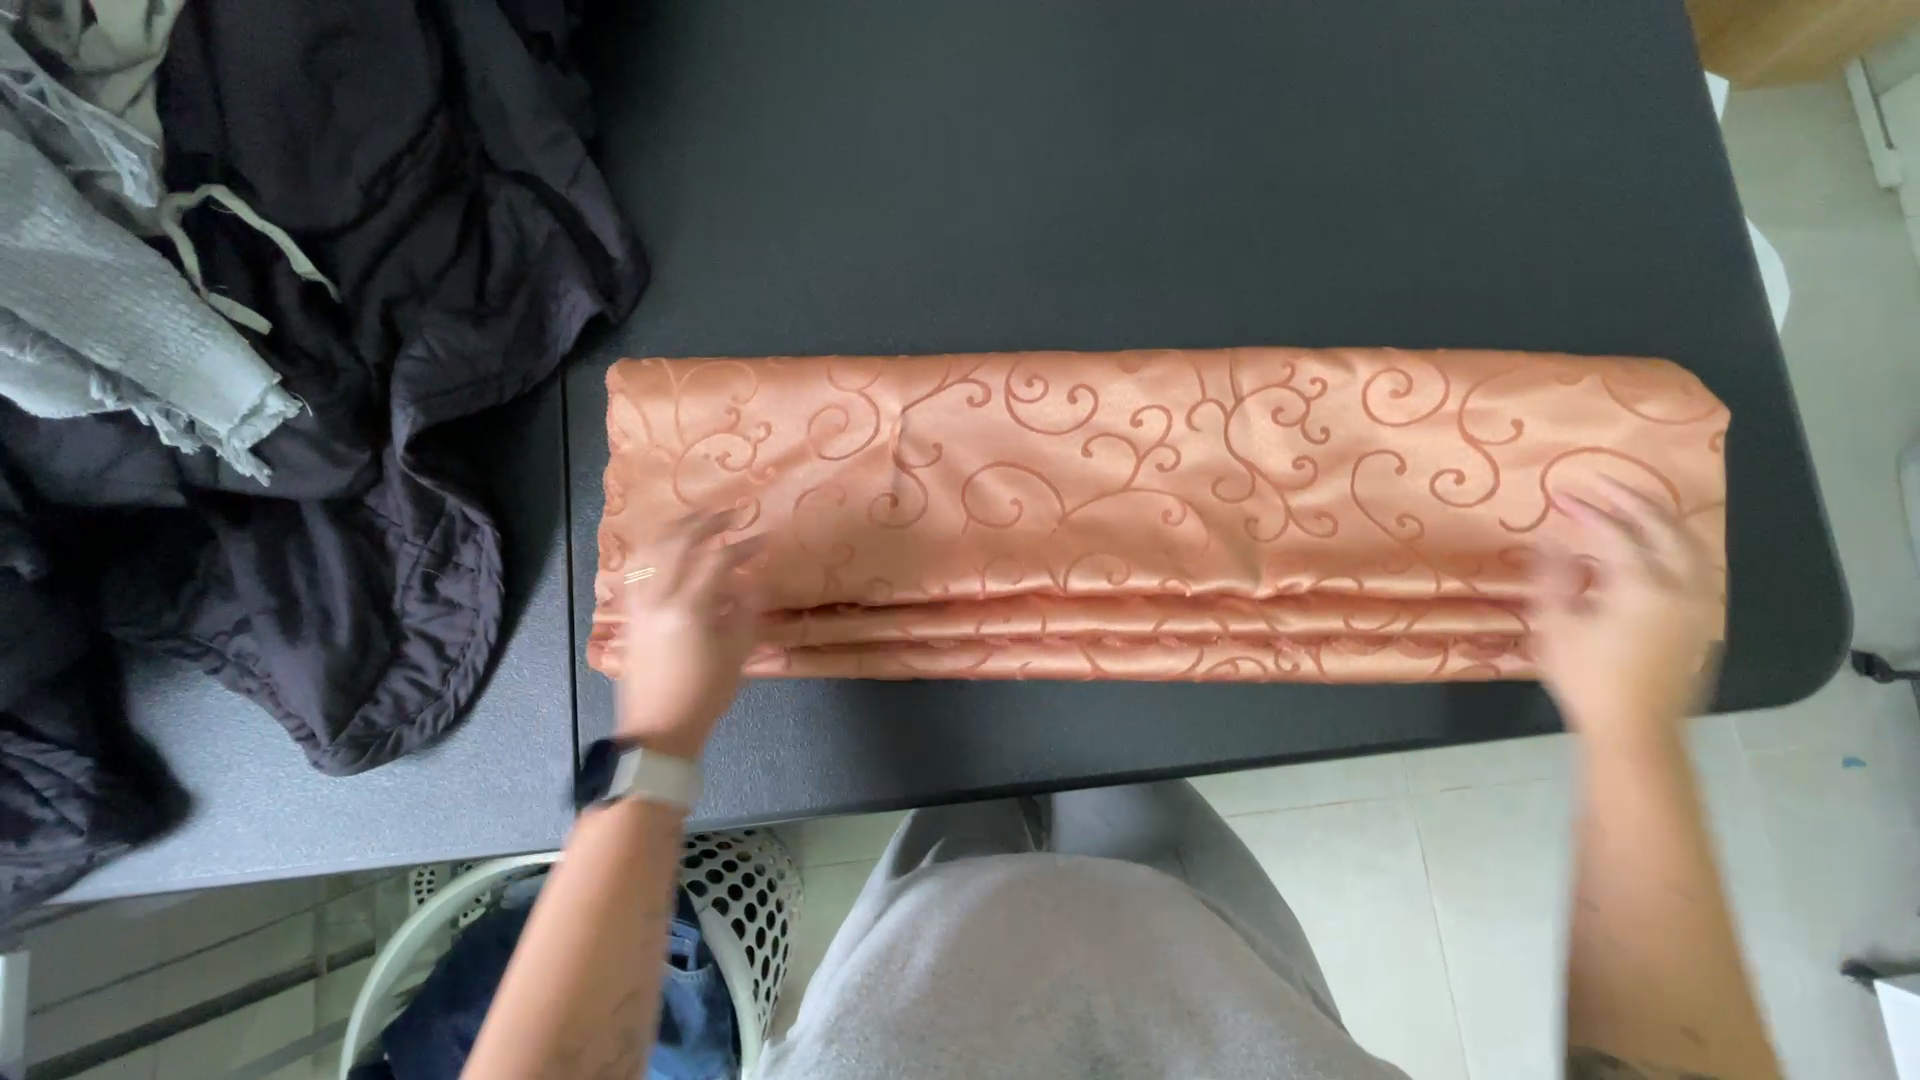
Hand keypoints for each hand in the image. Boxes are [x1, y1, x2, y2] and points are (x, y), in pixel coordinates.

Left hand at [612, 514, 761, 758]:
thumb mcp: (737, 653)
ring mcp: (638, 603)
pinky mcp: (629, 613)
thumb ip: (747, 609)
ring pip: (651, 550)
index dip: (745, 546)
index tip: (765, 538)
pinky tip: (669, 547)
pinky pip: (638, 568)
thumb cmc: (705, 694)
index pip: (719, 561)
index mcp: (690, 609)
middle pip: (679, 542)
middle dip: (707, 522)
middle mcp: (658, 598)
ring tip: (697, 519)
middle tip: (730, 513)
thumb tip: (753, 577)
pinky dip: (654, 550)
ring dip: (676, 528)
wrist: (659, 728)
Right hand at [1528, 479, 1721, 743]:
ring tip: (1631, 505)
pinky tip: (1655, 546)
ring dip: (1659, 518)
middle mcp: (1681, 586)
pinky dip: (1675, 543)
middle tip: (1600, 484)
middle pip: (1662, 526)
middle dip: (1630, 500)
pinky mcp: (1704, 618)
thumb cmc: (1586, 679)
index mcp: (1641, 586)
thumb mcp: (1555, 626)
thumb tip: (1552, 539)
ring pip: (1689, 543)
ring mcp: (1701, 602)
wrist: (1635, 728)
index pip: (1613, 531)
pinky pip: (1697, 564)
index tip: (1560, 493)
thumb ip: (1554, 577)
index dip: (1586, 508)